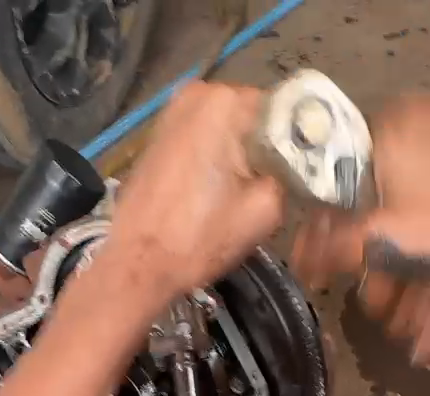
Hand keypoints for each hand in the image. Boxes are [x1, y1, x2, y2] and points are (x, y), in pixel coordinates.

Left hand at [104, 82, 285, 296]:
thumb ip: (288, 176)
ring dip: (235, 161)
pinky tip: (210, 197)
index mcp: (224, 102)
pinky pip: (200, 145)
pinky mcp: (156, 141)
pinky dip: (210, 165)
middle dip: (259, 152)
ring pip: (224, 134)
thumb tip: (288, 169)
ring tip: (233, 199)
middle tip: (261, 192)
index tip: (292, 177)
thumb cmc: (198, 239)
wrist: (137, 265)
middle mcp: (195, 96)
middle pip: (250, 120)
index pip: (281, 111)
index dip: (292, 145)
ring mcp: (170, 116)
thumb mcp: (264, 211)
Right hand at [291, 94, 429, 361]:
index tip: (310, 277)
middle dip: (374, 279)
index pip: (335, 183)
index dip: (321, 237)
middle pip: (377, 221)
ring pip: (413, 243)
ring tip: (405, 339)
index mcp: (396, 138)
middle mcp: (424, 150)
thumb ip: (344, 247)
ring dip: (405, 296)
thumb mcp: (401, 237)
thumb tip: (302, 258)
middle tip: (369, 315)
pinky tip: (428, 338)